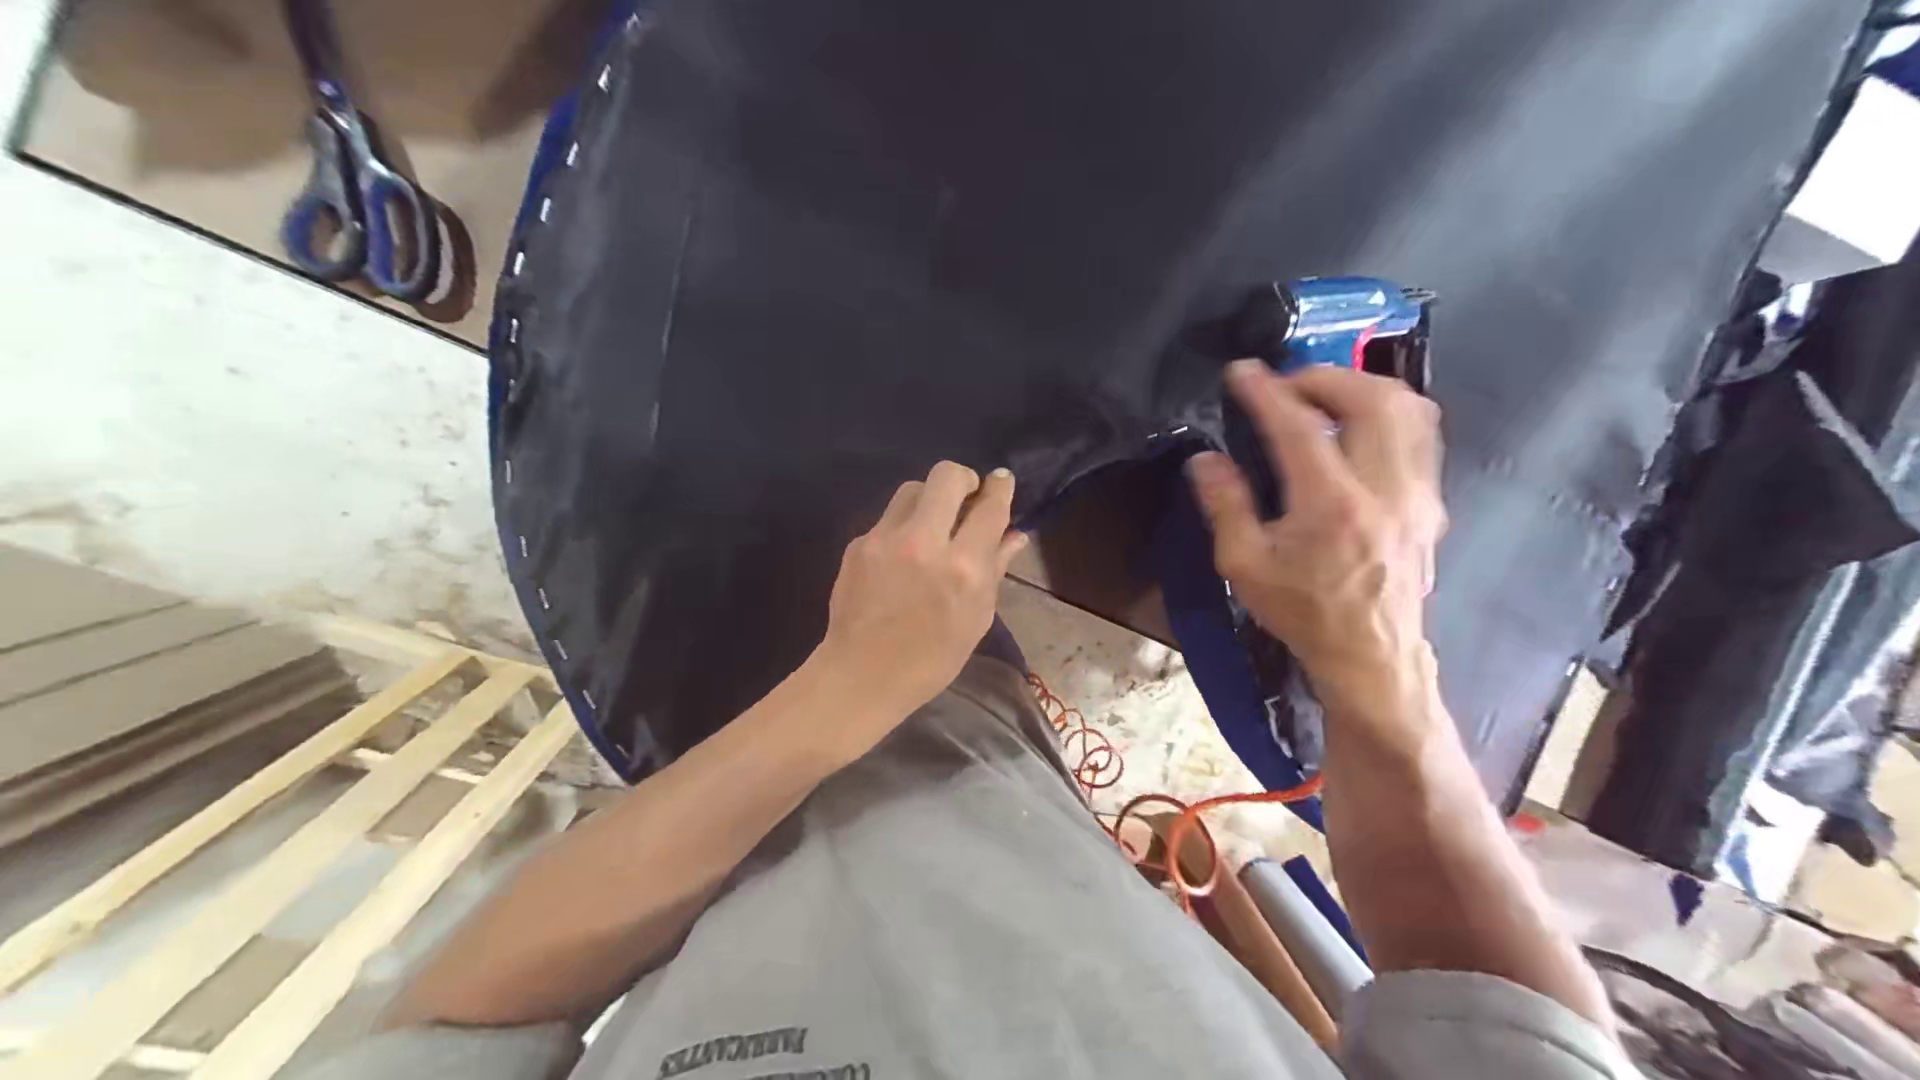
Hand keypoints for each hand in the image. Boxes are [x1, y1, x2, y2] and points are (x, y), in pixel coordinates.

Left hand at [811, 461, 1028, 738]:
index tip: (1001, 481)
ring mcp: (885, 539)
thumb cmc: (931, 658)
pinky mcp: (858, 544)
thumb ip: (995, 568)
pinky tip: (902, 557)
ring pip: (913, 488)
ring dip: (930, 499)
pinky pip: (888, 518)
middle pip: (947, 475)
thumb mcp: (977, 617)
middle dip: (963, 479)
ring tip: (932, 526)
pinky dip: (902, 527)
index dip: (1000, 487)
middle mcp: (924, 542)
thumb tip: (1014, 534)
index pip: (990, 507)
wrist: (863, 675)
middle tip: (966, 498)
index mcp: (963, 567)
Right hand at [1187, 360, 1446, 735]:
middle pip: (1370, 399)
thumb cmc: (1302, 612)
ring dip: (1360, 387)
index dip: (1266, 391)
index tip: (1242, 372)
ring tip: (1321, 396)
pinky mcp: (1431, 500)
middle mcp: (1384, 488)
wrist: (1371, 655)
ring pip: (1408, 408)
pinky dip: (1386, 412)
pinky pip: (1419, 433)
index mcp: (1331, 506)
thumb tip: (1205, 459)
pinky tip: (1355, 427)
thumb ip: (1225, 506)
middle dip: (1322, 376)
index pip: (1299, 427)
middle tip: (1285, 384)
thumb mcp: (1244, 566)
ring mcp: (1418, 492)